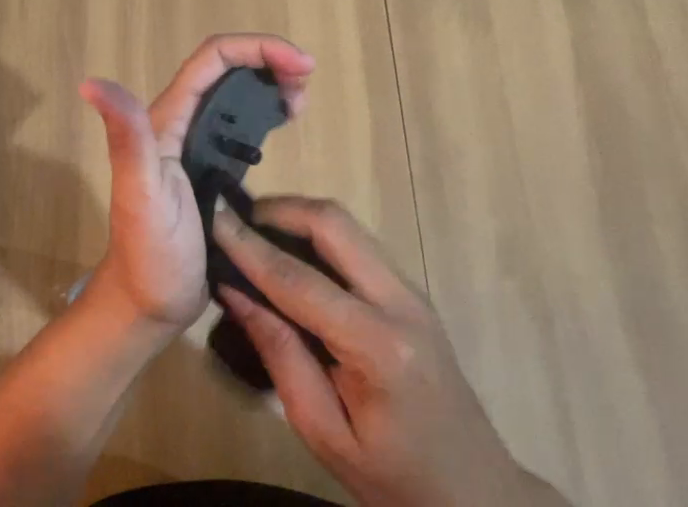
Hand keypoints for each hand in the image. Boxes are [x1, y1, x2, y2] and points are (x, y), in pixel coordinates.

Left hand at [83, 35, 314, 332]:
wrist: (146, 303)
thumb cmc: (147, 254)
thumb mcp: (140, 195)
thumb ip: (126, 138)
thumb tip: (92, 83)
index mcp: (164, 122)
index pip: (210, 61)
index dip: (255, 49)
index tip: (301, 65)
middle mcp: (177, 125)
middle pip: (223, 70)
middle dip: (266, 62)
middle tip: (305, 85)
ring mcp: (191, 147)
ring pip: (230, 95)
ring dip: (266, 84)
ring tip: (299, 102)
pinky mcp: (206, 170)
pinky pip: (236, 126)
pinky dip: (262, 115)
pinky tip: (282, 128)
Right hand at [213, 198, 566, 506]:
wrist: (478, 494)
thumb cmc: (394, 477)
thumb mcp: (323, 431)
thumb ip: (279, 355)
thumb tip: (233, 290)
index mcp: (379, 347)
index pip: (297, 279)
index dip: (247, 246)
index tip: (209, 218)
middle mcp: (402, 304)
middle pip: (333, 224)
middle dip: (276, 209)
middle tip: (232, 221)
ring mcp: (412, 295)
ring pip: (347, 227)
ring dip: (296, 217)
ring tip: (250, 234)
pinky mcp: (411, 296)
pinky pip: (356, 246)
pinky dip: (315, 236)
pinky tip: (287, 256)